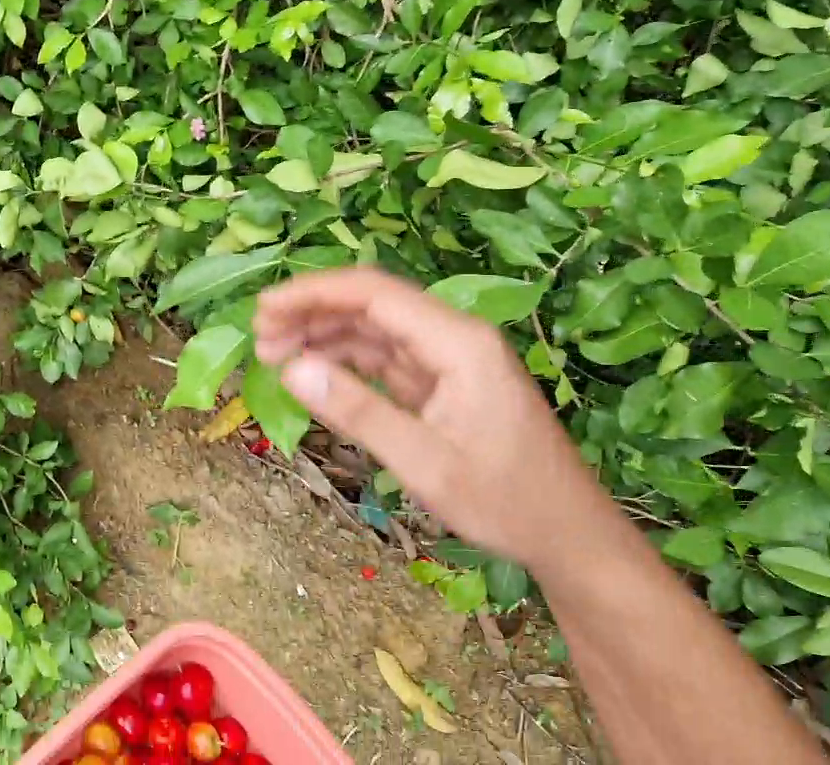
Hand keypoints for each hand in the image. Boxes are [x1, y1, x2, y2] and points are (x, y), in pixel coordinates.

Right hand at [252, 267, 615, 569]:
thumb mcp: (424, 462)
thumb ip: (356, 410)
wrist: (570, 537)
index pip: (373, 294)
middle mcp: (452, 337)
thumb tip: (291, 368)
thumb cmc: (505, 501)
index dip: (312, 293)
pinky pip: (382, 357)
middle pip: (369, 305)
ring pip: (371, 329)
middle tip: (260, 339)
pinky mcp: (441, 381)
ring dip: (322, 335)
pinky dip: (343, 360)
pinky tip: (313, 372)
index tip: (263, 309)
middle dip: (310, 313)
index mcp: (457, 342)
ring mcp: (447, 358)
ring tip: (273, 354)